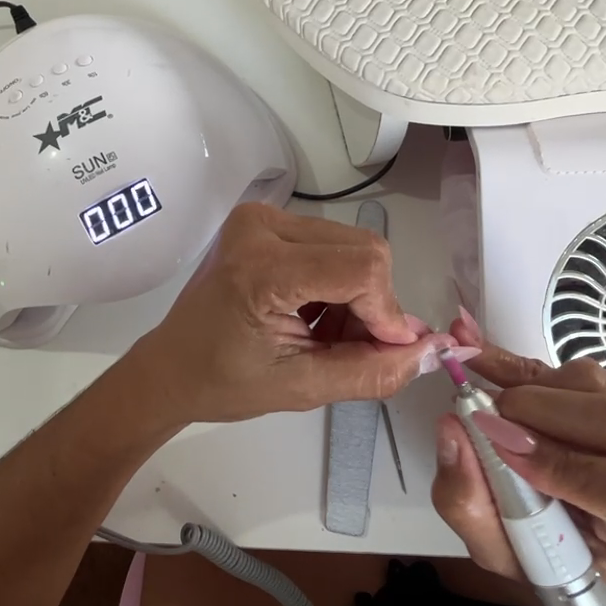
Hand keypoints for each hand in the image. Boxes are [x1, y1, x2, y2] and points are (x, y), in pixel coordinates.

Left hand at [121, 203, 456, 424]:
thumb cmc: (225, 382)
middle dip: (373, 303)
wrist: (172, 365)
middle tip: (351, 345)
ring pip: (352, 244)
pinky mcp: (265, 220)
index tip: (386, 350)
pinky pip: (330, 241)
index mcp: (261, 269)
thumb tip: (432, 351)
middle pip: (363, 250)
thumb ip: (372, 370)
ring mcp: (261, 217)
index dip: (387, 313)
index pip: (361, 268)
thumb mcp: (304, 388)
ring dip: (357, 292)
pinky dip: (338, 279)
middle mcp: (262, 226)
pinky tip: (313, 312)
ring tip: (325, 331)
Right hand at [431, 310, 605, 586]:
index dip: (557, 461)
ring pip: (596, 389)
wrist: (578, 548)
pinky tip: (493, 373)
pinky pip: (582, 375)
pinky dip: (530, 373)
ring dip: (532, 389)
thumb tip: (451, 429)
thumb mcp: (497, 554)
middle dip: (536, 410)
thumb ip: (468, 503)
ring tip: (490, 404)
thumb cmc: (545, 561)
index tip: (495, 441)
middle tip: (481, 414)